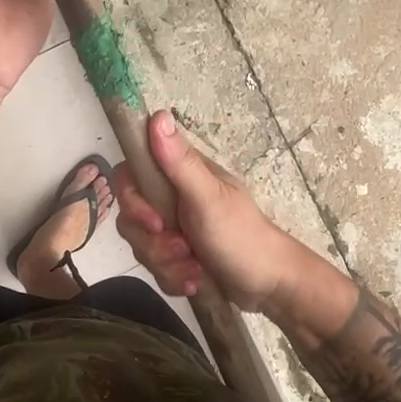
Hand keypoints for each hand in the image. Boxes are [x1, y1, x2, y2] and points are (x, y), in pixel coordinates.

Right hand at [114, 111, 304, 311]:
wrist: (269, 287)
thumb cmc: (242, 237)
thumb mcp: (209, 199)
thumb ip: (180, 162)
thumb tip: (158, 115)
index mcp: (181, 173)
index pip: (132, 174)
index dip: (132, 199)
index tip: (152, 220)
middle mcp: (173, 196)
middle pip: (131, 216)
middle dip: (153, 242)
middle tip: (183, 249)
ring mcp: (175, 227)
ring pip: (142, 244)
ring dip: (167, 264)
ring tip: (195, 270)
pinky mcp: (177, 255)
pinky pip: (155, 267)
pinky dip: (173, 278)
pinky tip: (196, 280)